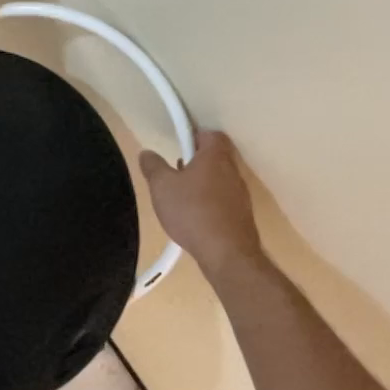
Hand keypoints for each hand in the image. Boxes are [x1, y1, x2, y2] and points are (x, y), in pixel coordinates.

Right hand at [141, 130, 264, 276]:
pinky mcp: (242, 217)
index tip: (178, 145)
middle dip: (195, 162)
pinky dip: (210, 205)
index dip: (194, 135)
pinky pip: (224, 202)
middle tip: (175, 172)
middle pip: (215, 158)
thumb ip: (153, 166)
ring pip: (219, 181)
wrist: (227, 255)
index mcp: (215, 157)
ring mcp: (241, 196)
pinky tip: (195, 220)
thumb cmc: (193, 212)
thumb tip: (147, 153)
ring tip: (182, 199)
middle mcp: (232, 172)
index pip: (210, 134)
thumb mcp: (161, 186)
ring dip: (202, 185)